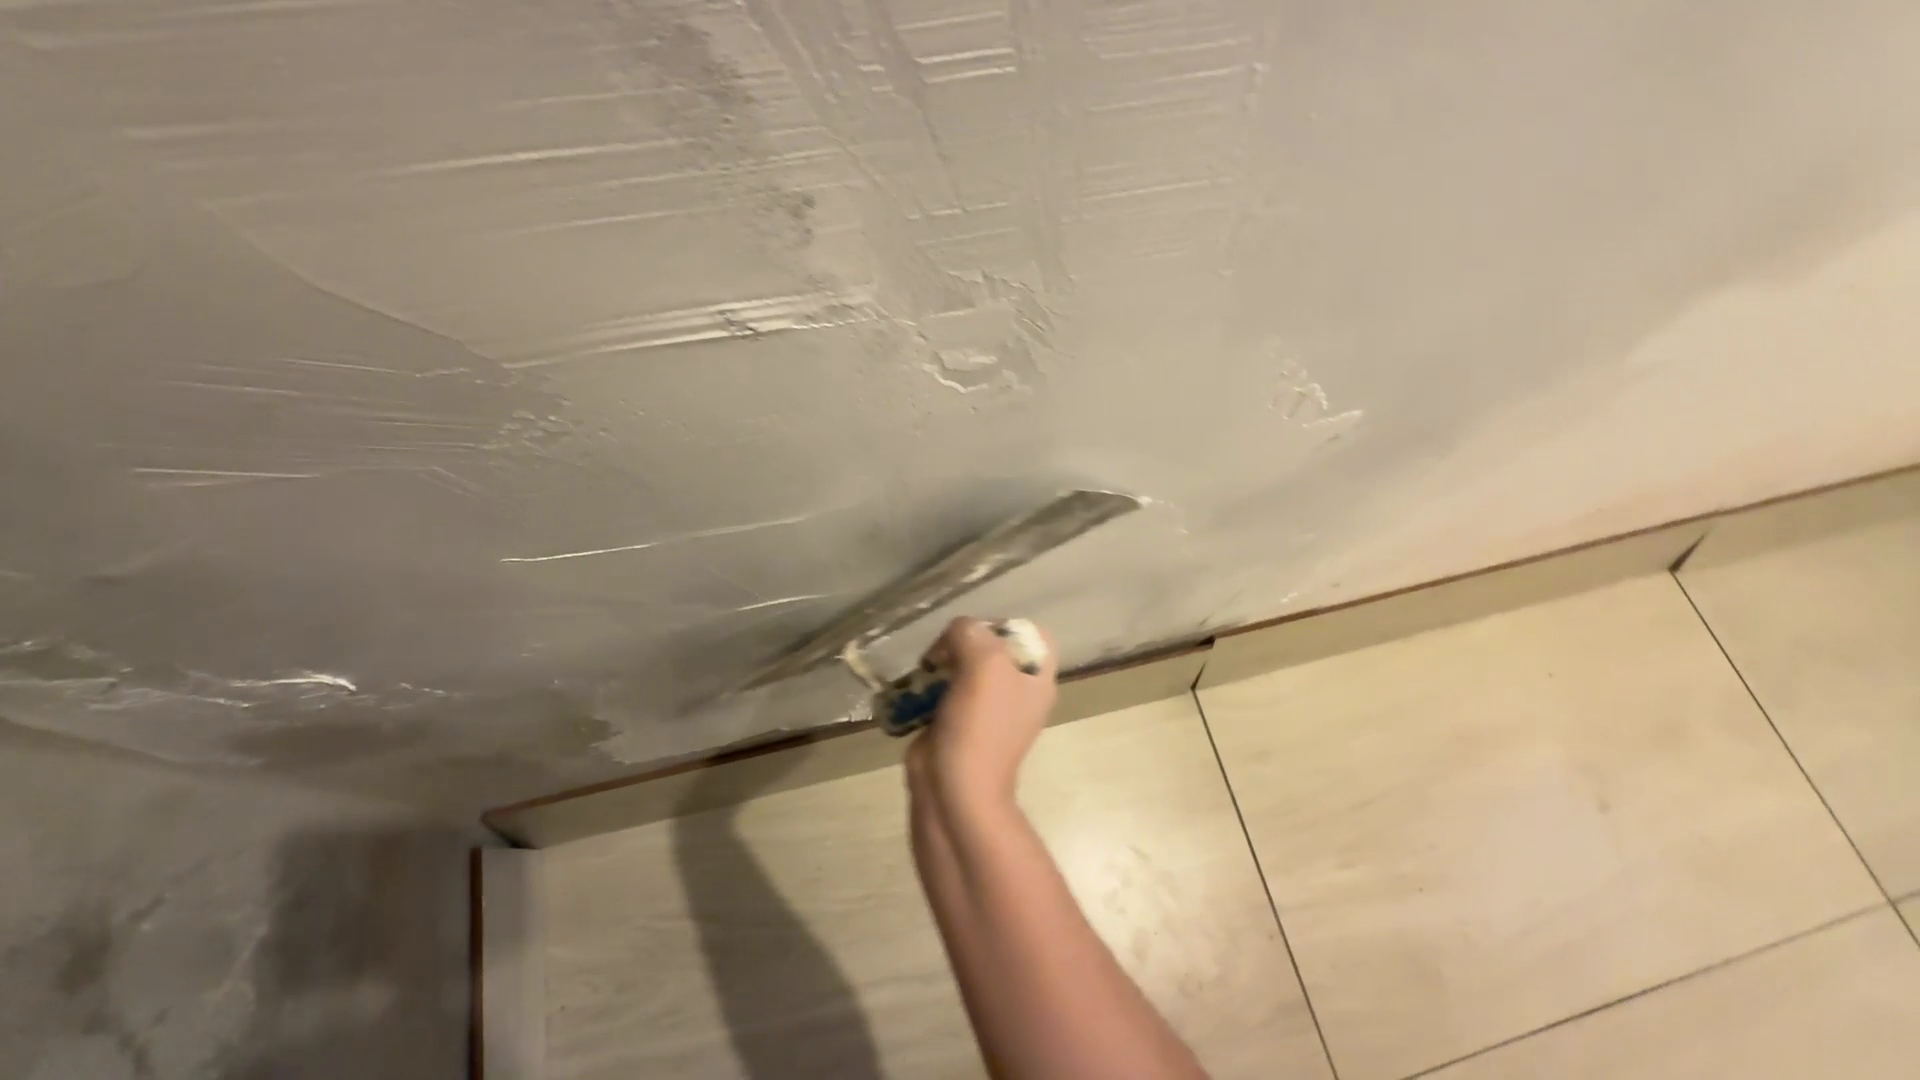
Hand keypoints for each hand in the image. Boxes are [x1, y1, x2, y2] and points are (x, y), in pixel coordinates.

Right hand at [906, 617, 1057, 809]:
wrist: (954, 789)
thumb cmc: (980, 727)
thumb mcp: (985, 664)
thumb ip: (972, 633)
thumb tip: (955, 635)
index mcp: (1036, 679)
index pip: (1034, 635)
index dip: (1007, 625)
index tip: (977, 633)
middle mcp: (1016, 691)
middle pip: (993, 647)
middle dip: (964, 643)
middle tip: (943, 652)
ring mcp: (986, 709)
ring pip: (964, 667)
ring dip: (941, 664)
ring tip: (925, 672)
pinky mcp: (957, 722)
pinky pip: (945, 691)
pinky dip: (929, 687)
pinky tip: (915, 691)